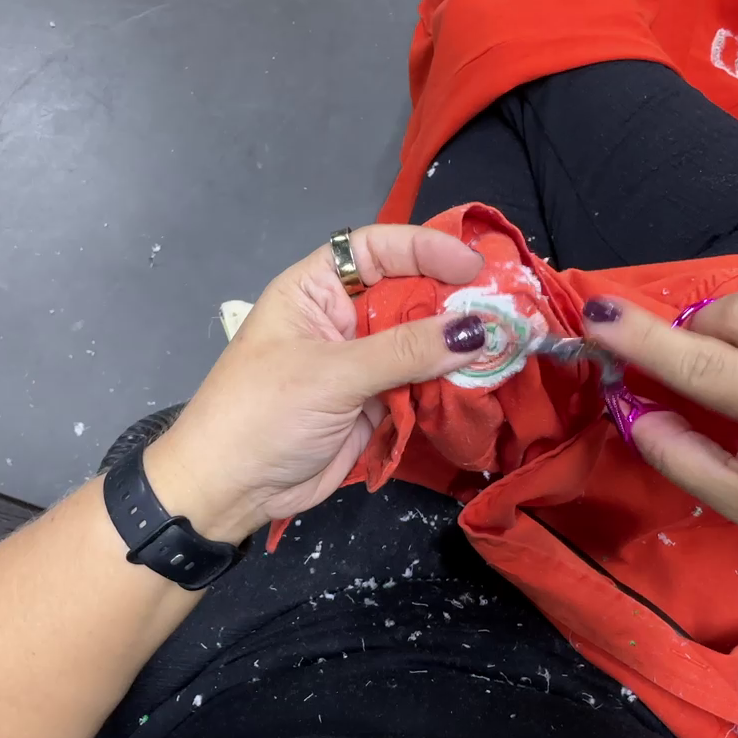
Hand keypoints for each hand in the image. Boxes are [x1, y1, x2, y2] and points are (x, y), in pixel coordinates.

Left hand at [142, 224, 489, 542]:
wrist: (230, 489)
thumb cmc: (262, 413)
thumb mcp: (331, 374)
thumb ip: (404, 351)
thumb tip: (475, 328)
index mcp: (315, 291)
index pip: (376, 249)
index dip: (425, 248)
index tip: (473, 265)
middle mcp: (341, 319)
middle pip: (407, 294)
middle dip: (453, 300)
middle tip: (507, 309)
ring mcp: (359, 363)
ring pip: (419, 343)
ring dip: (457, 347)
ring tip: (506, 346)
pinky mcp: (374, 404)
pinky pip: (419, 384)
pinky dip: (448, 384)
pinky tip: (482, 380)